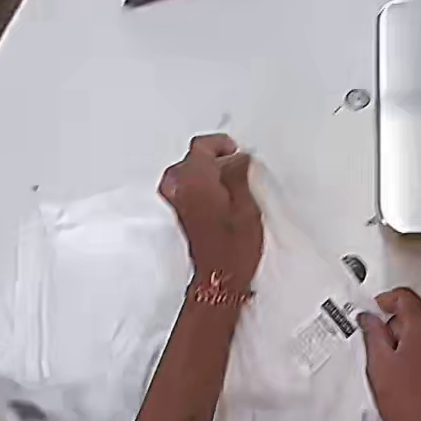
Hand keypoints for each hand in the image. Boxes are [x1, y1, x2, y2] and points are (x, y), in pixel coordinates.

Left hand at [159, 134, 262, 290]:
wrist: (219, 277)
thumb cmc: (233, 246)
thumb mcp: (246, 204)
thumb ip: (239, 174)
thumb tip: (239, 158)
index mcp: (195, 179)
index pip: (202, 146)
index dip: (220, 144)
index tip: (236, 149)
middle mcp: (178, 187)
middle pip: (192, 158)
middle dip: (214, 157)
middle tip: (237, 164)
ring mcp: (174, 201)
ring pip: (187, 172)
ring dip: (206, 171)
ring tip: (230, 181)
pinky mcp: (177, 214)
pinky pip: (184, 187)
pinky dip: (199, 185)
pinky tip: (219, 195)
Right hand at [360, 288, 420, 420]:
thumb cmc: (413, 411)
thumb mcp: (379, 367)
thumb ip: (373, 334)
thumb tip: (370, 319)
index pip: (405, 296)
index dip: (386, 300)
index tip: (378, 307)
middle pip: (420, 313)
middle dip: (400, 325)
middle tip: (385, 349)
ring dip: (418, 338)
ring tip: (402, 368)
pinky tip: (419, 375)